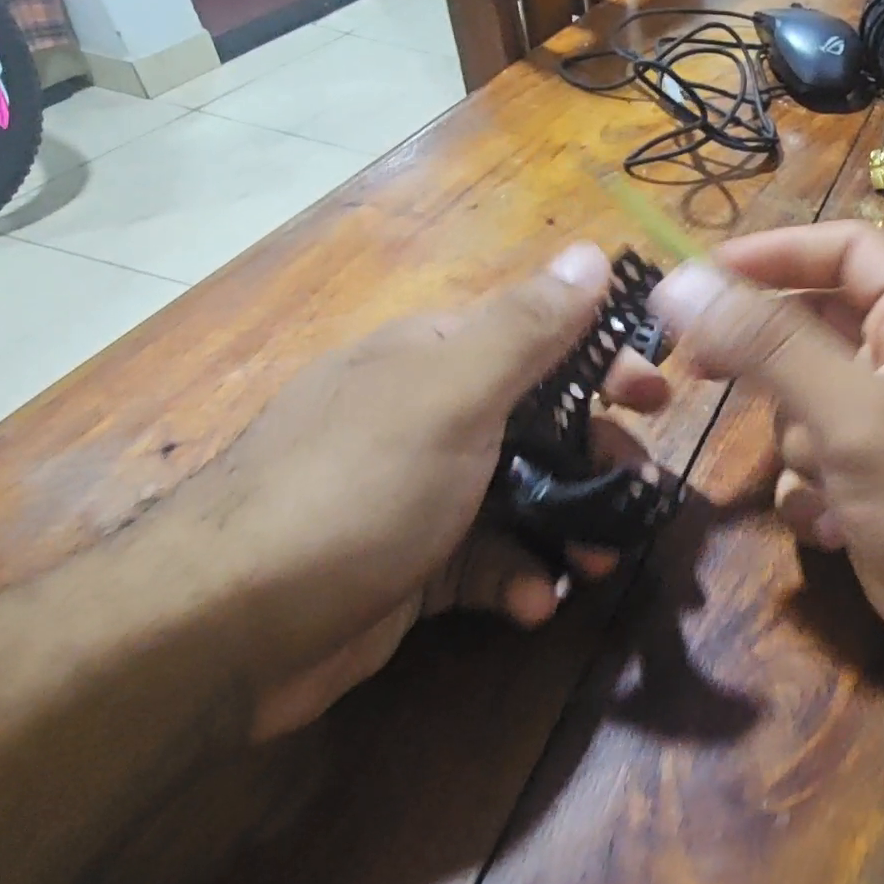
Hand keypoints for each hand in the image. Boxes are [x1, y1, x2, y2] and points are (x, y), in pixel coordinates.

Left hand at [165, 243, 668, 740]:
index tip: (658, 396)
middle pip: (542, 427)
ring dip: (571, 530)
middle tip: (643, 494)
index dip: (604, 362)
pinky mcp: (416, 563)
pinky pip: (490, 560)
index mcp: (433, 362)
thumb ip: (527, 329)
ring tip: (596, 565)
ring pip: (526, 500)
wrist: (225, 630)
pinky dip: (518, 579)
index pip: (539, 340)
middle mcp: (429, 418)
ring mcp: (422, 494)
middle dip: (598, 462)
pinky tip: (531, 605)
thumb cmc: (357, 490)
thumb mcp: (451, 396)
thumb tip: (591, 253)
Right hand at [648, 222, 883, 681]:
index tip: (699, 275)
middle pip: (807, 326)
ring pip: (797, 402)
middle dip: (766, 362)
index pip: (843, 249)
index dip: (773, 253)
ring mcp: (880, 420)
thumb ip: (768, 346)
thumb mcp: (853, 413)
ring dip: (798, 446)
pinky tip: (837, 525)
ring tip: (832, 481)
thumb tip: (682, 283)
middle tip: (700, 369)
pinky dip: (808, 492)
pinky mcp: (864, 475)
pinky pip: (806, 461)